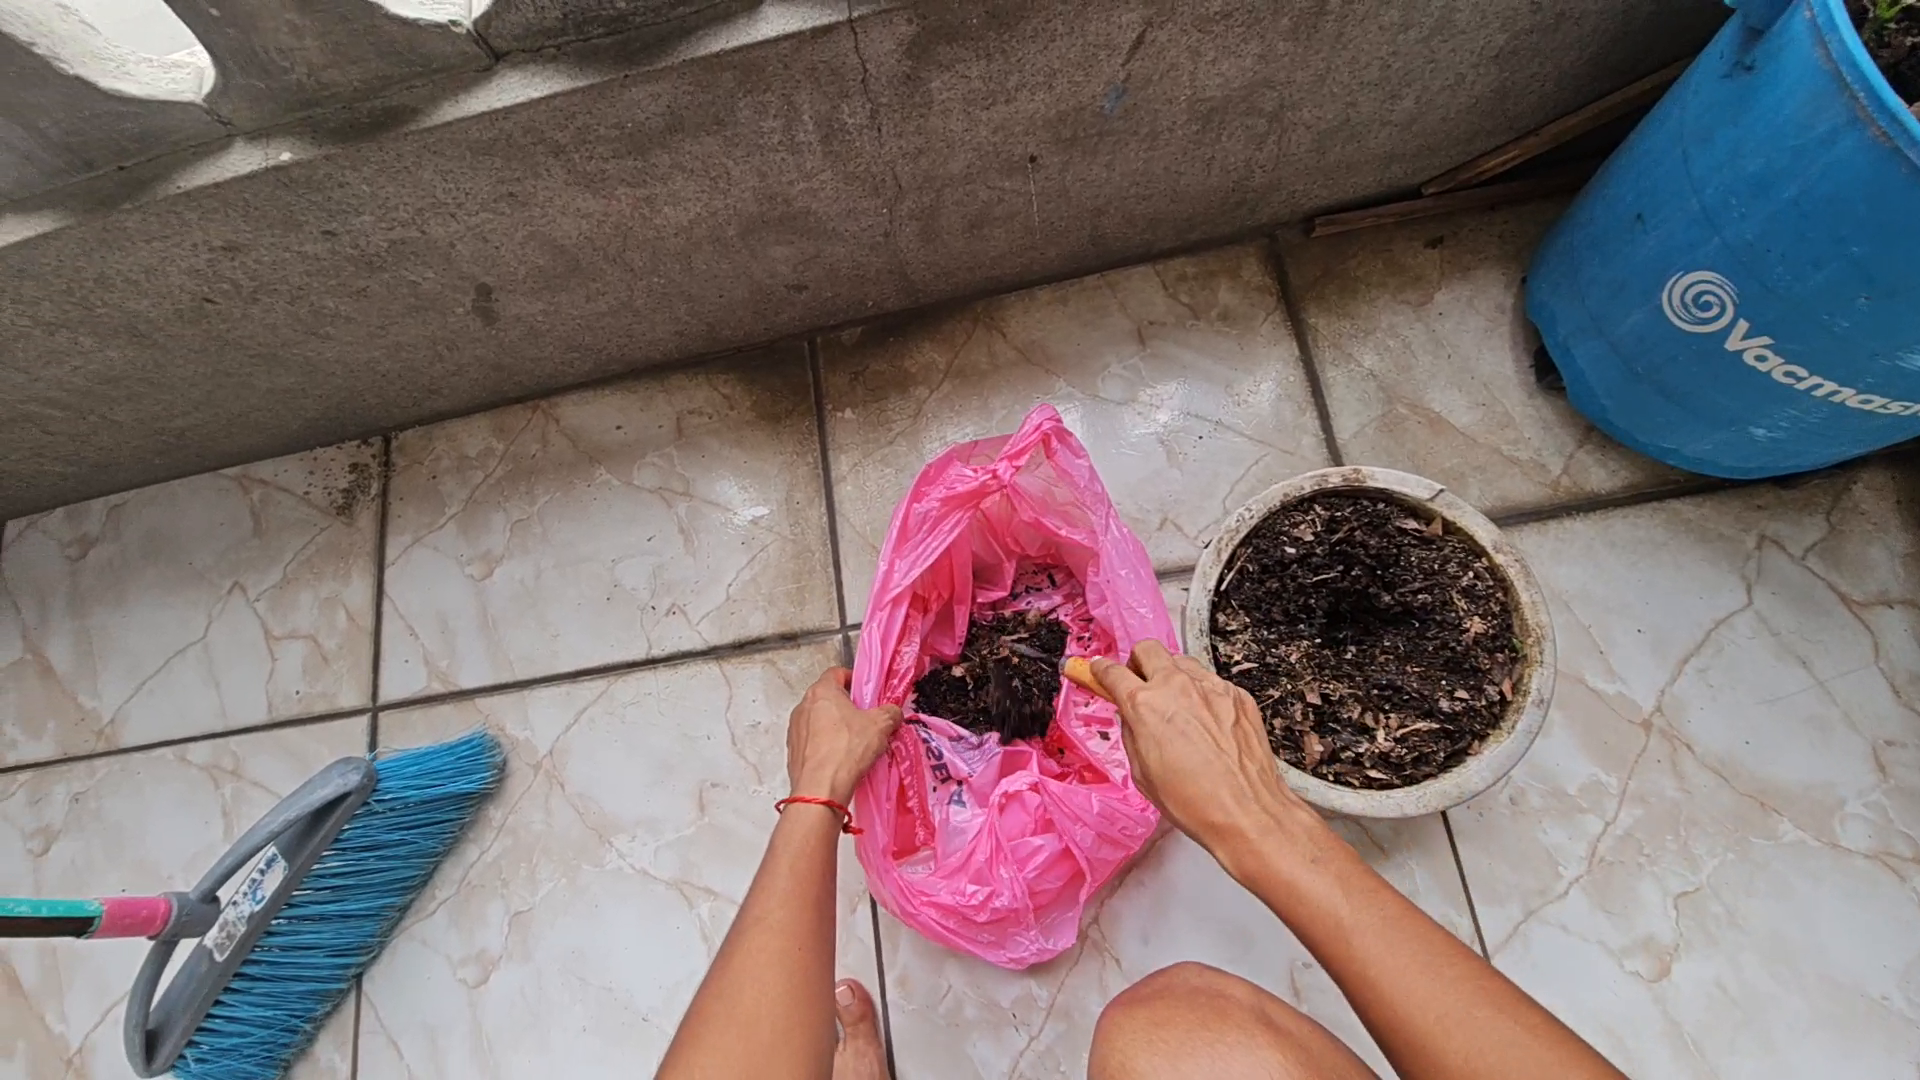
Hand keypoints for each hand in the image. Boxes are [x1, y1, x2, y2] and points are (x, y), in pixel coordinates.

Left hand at [786, 668, 902, 803]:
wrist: (820, 789)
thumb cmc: (847, 750)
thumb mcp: (881, 725)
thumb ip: (891, 712)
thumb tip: (893, 713)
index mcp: (822, 691)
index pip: (837, 672)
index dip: (854, 679)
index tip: (866, 692)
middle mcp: (803, 706)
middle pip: (828, 697)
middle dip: (847, 706)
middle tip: (865, 719)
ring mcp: (795, 729)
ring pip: (819, 720)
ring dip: (835, 726)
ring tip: (855, 742)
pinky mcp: (793, 751)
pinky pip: (813, 741)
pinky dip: (826, 745)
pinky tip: (841, 759)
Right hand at [1092, 641, 1321, 874]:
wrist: (1247, 813)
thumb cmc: (1196, 802)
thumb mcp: (1142, 772)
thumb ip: (1132, 734)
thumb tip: (1131, 717)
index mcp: (1145, 706)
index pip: (1112, 672)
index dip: (1099, 670)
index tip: (1097, 670)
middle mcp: (1177, 688)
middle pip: (1147, 650)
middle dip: (1137, 663)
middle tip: (1138, 683)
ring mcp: (1210, 688)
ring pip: (1181, 661)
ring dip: (1171, 676)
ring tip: (1175, 704)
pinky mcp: (1237, 696)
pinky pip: (1211, 681)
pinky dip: (1202, 693)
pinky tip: (1205, 721)